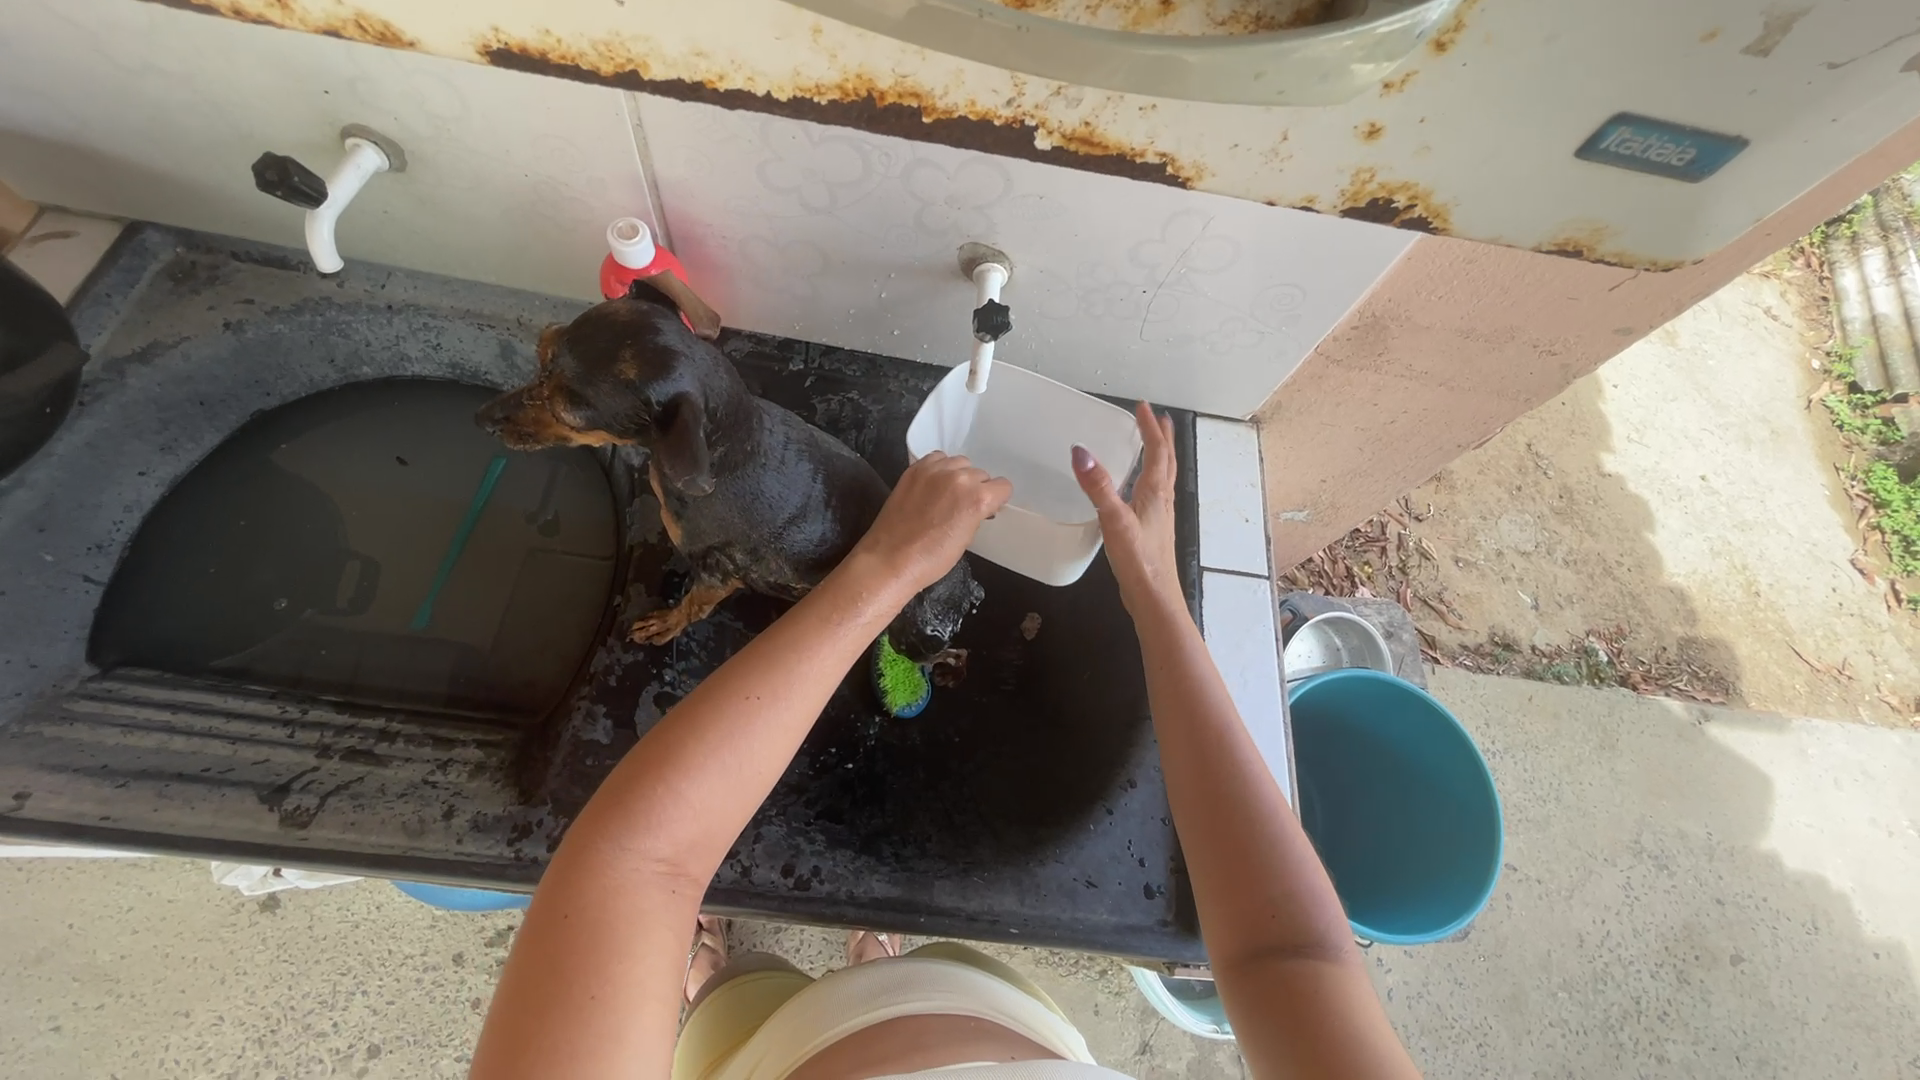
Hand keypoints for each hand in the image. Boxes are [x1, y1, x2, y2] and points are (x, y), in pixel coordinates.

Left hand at [851, 452, 1011, 595]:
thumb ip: (978, 514)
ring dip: (958, 476)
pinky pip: (938, 458)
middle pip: (981, 474)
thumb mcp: (967, 539)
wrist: (891, 559)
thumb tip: (979, 506)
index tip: (986, 510)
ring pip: (960, 463)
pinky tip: (932, 486)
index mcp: (978, 498)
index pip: (1003, 486)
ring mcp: (935, 470)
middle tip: (961, 507)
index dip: (996, 500)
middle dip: (976, 489)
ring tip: (946, 495)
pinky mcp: (915, 469)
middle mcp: (959, 478)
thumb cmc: (932, 558)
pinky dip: (939, 469)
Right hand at [1074, 401, 1181, 618]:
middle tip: (1158, 419)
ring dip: (1159, 458)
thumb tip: (1081, 452)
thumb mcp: (1114, 520)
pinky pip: (1154, 495)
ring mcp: (1159, 517)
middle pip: (1166, 462)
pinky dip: (1149, 481)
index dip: (1150, 428)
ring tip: (1152, 446)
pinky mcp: (1152, 531)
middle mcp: (1162, 500)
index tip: (1142, 407)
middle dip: (1161, 438)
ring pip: (1163, 479)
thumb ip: (1098, 486)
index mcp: (1155, 492)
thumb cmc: (1138, 559)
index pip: (1156, 451)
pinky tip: (1138, 491)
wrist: (1154, 598)